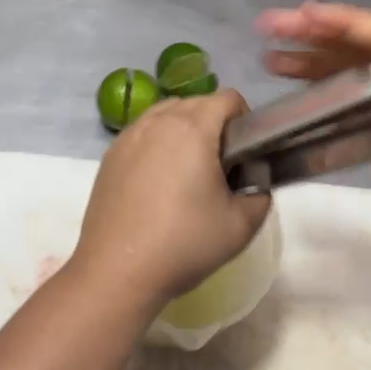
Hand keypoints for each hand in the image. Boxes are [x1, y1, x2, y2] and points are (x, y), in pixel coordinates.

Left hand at [71, 89, 272, 306]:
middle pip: (196, 102)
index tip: (245, 152)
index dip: (245, 119)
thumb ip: (260, 194)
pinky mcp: (110, 155)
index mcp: (192, 128)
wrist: (117, 271)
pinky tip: (159, 183)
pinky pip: (143, 133)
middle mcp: (158, 121)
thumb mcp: (241, 226)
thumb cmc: (183, 244)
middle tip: (221, 166)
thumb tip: (253, 183)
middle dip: (214, 123)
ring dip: (184, 130)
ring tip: (189, 172)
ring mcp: (129, 136)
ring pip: (166, 114)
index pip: (227, 98)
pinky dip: (158, 144)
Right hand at [256, 1, 370, 242]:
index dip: (346, 23)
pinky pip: (353, 111)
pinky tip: (298, 102)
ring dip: (311, 64)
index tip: (306, 14)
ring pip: (350, 75)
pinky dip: (324, 102)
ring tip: (270, 59)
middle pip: (358, 49)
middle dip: (314, 35)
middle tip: (269, 27)